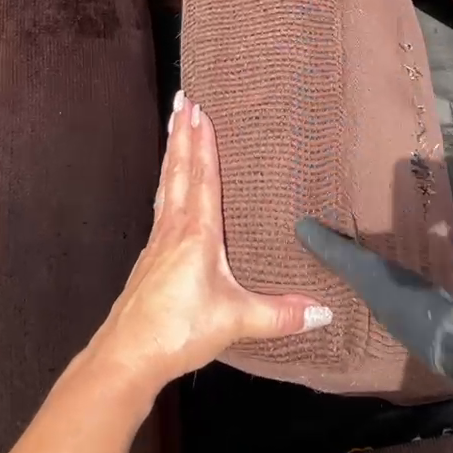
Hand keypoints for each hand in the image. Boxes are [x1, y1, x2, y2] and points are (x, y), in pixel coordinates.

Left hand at [85, 90, 332, 395]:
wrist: (128, 354)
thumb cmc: (180, 329)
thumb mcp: (236, 321)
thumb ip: (280, 314)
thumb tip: (325, 312)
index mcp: (197, 232)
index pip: (202, 176)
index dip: (203, 141)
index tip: (199, 108)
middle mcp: (175, 226)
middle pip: (179, 169)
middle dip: (182, 133)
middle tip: (182, 98)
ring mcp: (158, 239)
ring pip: (166, 182)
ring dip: (172, 151)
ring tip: (173, 124)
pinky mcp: (150, 255)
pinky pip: (160, 202)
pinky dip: (165, 180)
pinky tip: (166, 181)